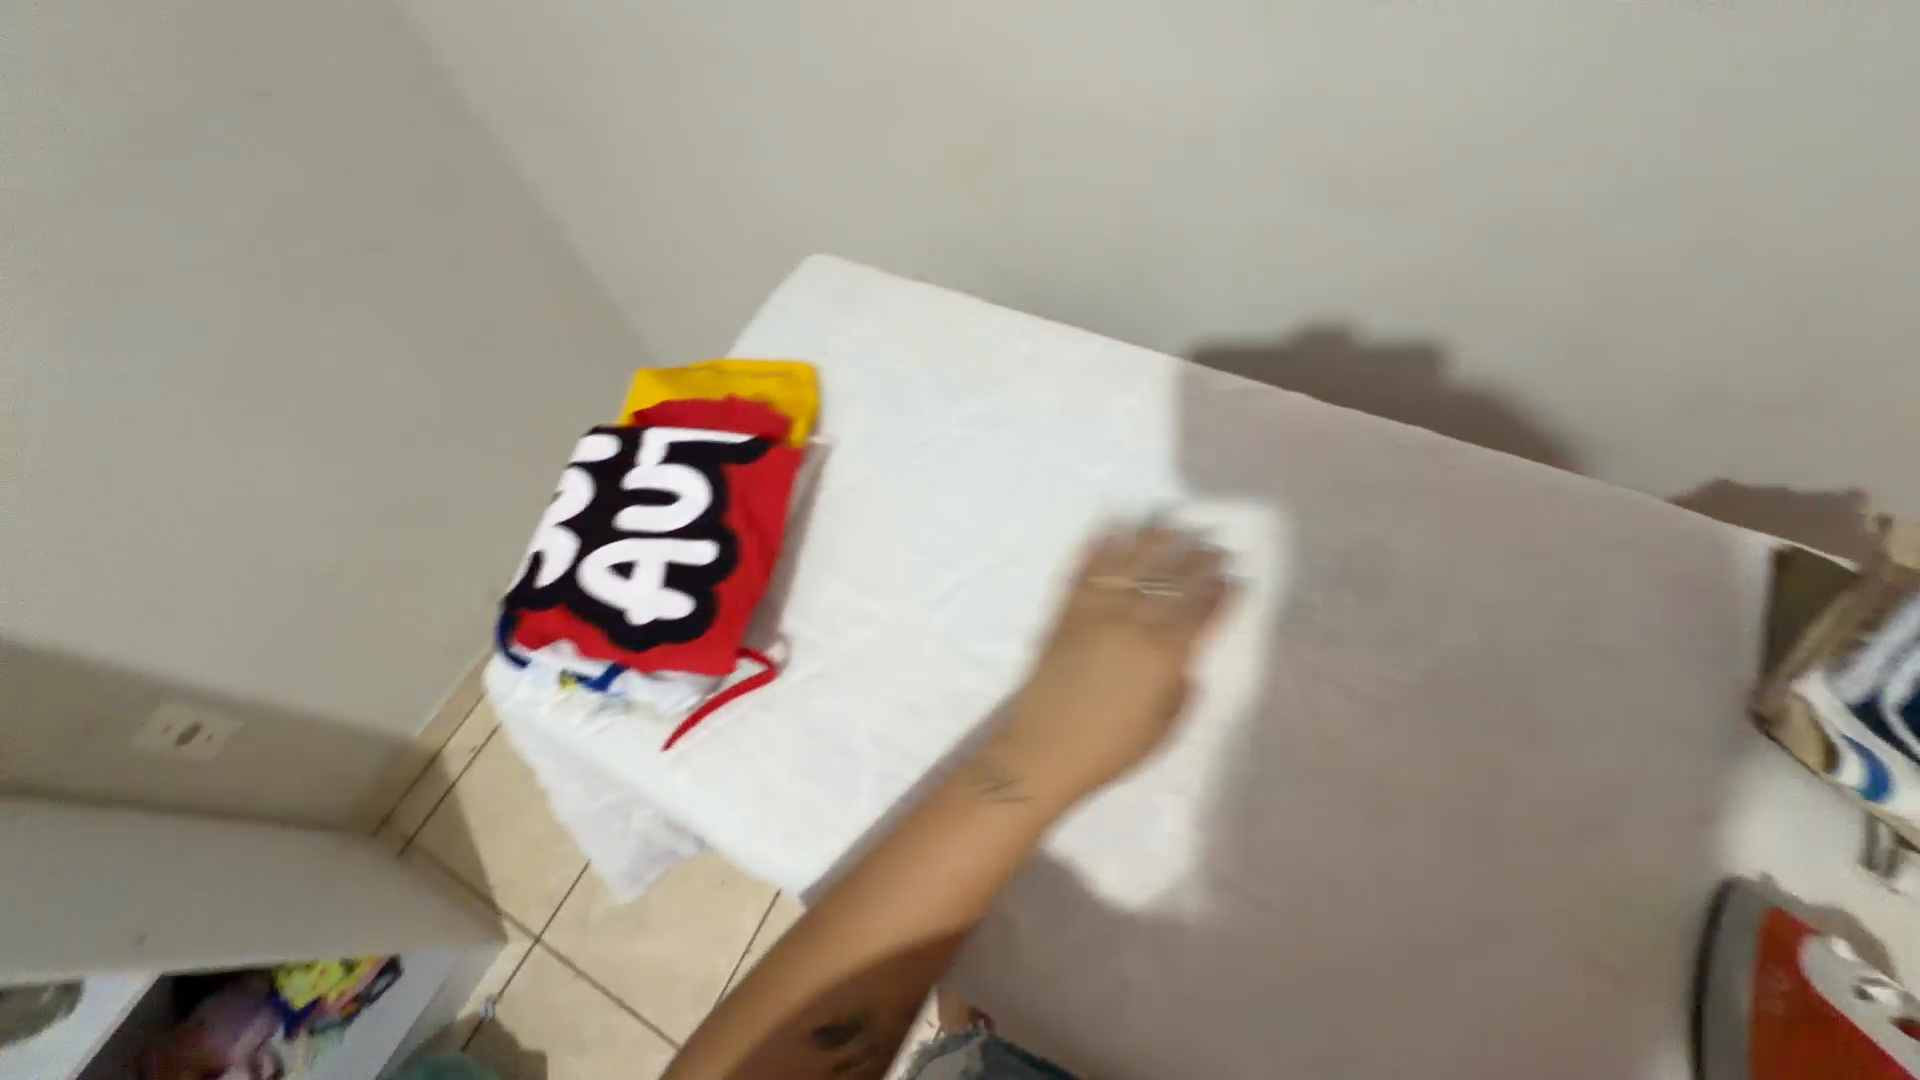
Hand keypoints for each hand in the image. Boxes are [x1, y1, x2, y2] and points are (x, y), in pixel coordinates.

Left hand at [988, 522, 1234, 807]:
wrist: (1043, 748)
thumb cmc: (1111, 748)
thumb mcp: (1166, 725)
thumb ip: (1181, 684)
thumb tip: (1184, 655)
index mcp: (1166, 653)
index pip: (1202, 608)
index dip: (1221, 589)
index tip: (1233, 574)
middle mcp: (1134, 622)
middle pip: (1172, 577)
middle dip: (1196, 556)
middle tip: (1211, 541)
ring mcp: (1096, 612)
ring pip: (1130, 562)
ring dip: (1153, 538)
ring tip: (1169, 521)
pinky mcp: (1065, 611)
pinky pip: (1084, 569)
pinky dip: (1099, 545)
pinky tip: (1112, 526)